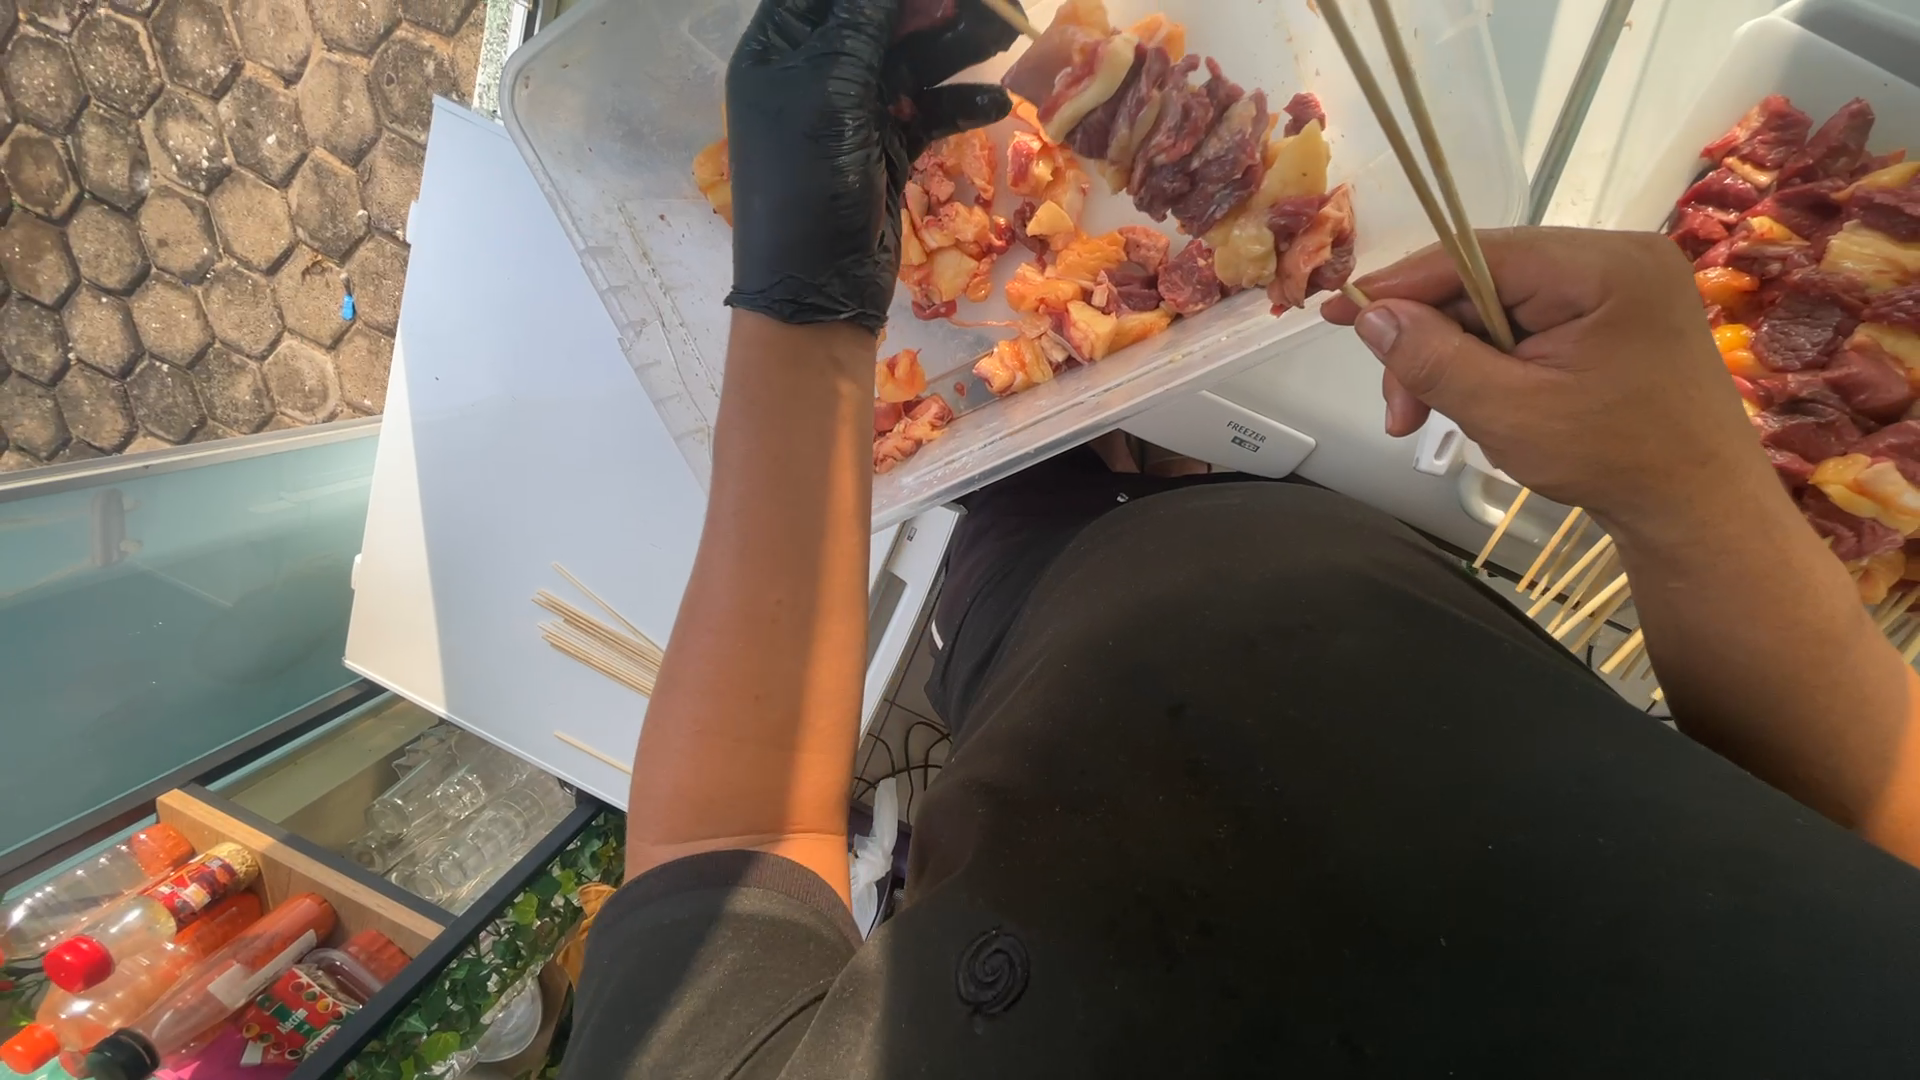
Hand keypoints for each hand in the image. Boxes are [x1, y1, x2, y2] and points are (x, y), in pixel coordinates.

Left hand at [725, 0, 1018, 333]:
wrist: (818, 288)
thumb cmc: (808, 184)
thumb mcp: (831, 89)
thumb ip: (863, 22)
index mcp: (782, 46)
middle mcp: (816, 72)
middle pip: (881, 20)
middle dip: (933, 9)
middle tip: (995, 7)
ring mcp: (853, 114)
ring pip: (911, 62)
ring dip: (956, 48)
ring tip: (1007, 31)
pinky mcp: (885, 150)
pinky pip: (925, 113)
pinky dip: (957, 106)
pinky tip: (996, 103)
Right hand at [1320, 228, 1778, 539]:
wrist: (1692, 504)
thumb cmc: (1609, 456)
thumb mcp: (1503, 410)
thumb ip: (1432, 358)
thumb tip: (1368, 315)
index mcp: (1602, 267)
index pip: (1474, 255)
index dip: (1399, 284)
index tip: (1335, 311)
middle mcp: (1610, 260)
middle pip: (1477, 284)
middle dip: (1424, 344)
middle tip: (1396, 410)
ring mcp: (1610, 289)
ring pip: (1488, 309)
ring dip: (1444, 362)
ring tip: (1419, 418)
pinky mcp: (1602, 319)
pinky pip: (1514, 327)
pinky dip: (1476, 365)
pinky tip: (1463, 403)